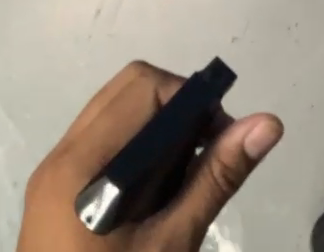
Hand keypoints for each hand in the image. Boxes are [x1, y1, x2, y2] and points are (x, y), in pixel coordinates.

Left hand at [18, 61, 282, 251]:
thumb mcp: (171, 244)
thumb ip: (217, 177)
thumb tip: (270, 123)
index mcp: (80, 164)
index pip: (145, 87)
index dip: (191, 99)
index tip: (219, 140)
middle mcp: (61, 156)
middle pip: (130, 88)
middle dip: (178, 107)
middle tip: (205, 153)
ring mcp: (54, 174)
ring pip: (117, 110)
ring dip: (160, 126)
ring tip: (185, 175)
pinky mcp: (56, 192)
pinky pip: (105, 138)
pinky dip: (140, 145)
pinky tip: (157, 191)